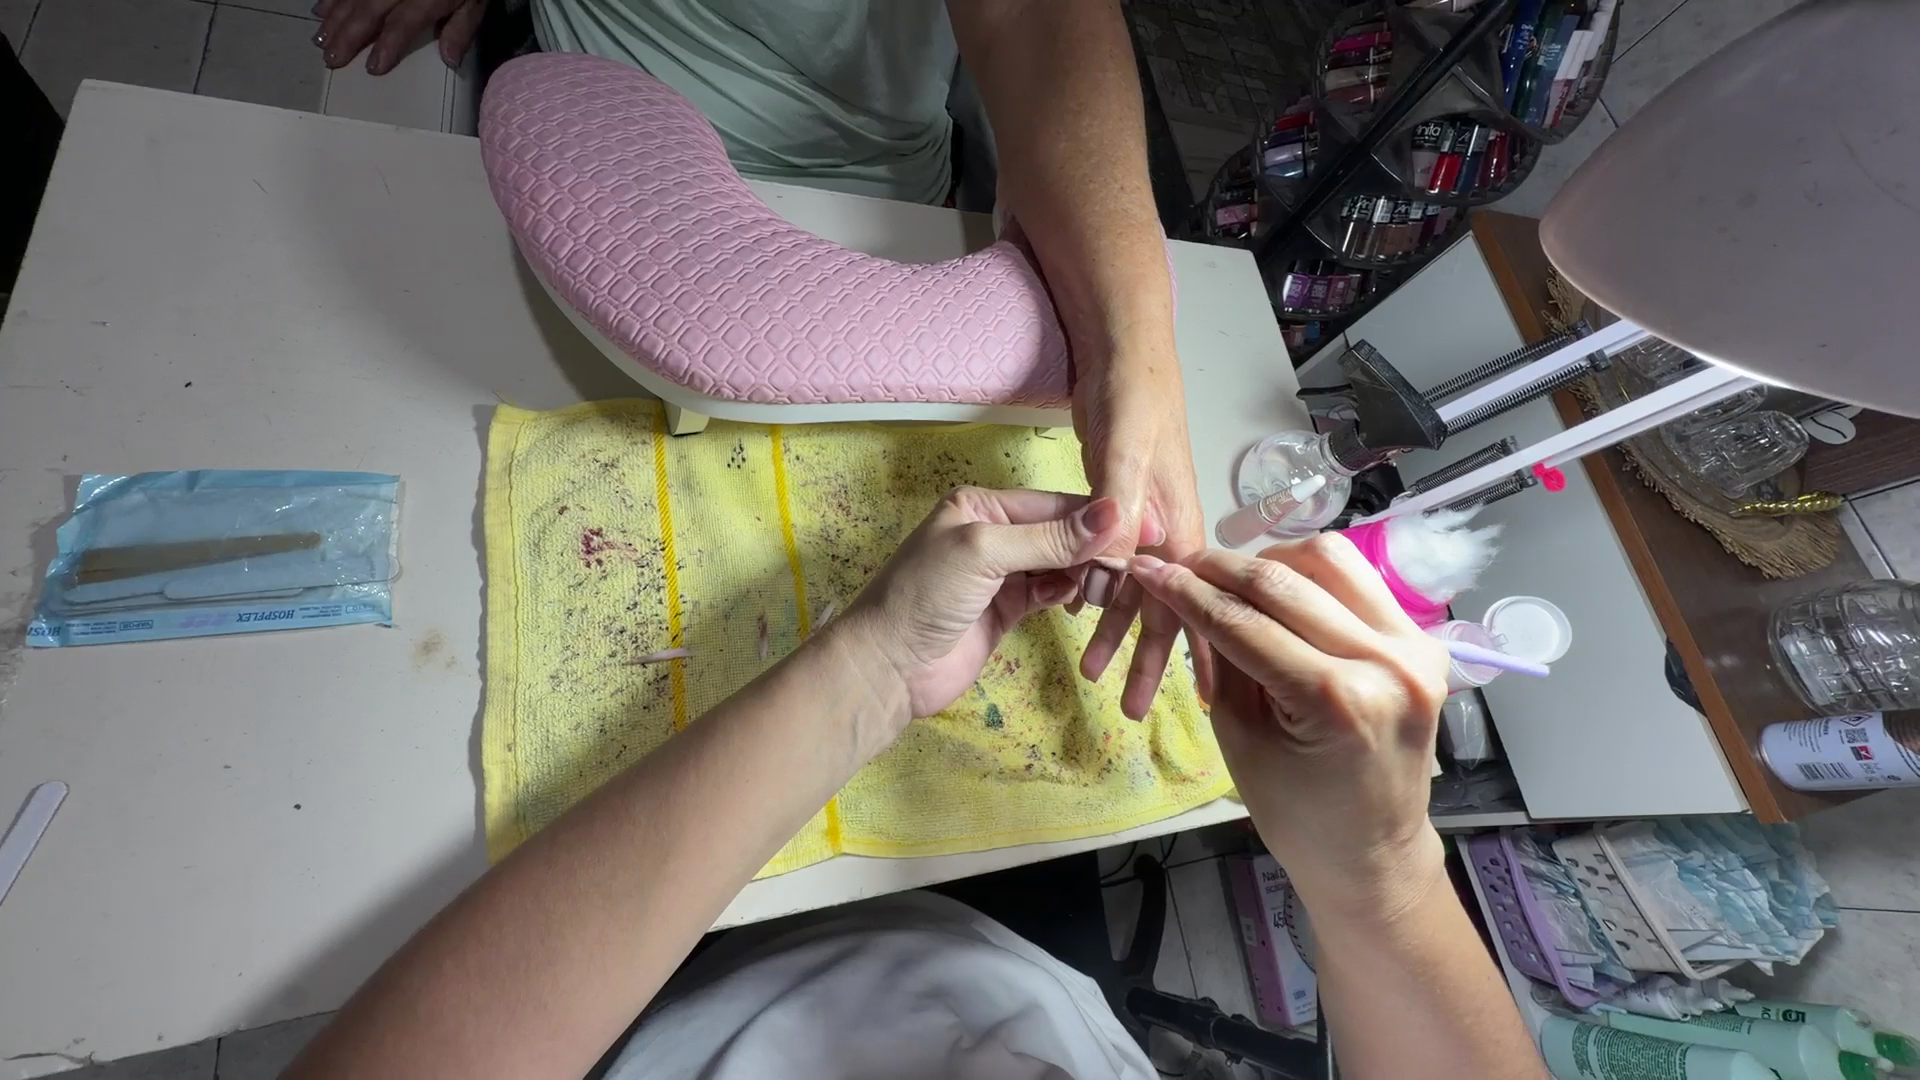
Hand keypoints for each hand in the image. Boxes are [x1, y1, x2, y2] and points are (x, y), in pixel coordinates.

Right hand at [312, 0, 482, 73]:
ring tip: (321, 39)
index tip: (372, 67)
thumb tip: (450, 60)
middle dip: (348, 35)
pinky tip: (322, 10)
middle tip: (332, 58)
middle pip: (368, 10)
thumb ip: (460, 31)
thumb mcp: (473, 5)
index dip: (386, 46)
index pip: (401, 25)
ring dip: (334, 17)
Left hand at [838, 487, 1124, 719]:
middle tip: (1131, 564)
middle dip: (1092, 547)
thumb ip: (1050, 537)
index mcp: (980, 505)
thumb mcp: (985, 553)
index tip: (1141, 528)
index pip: (1051, 503)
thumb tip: (1114, 513)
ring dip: (1082, 572)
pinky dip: (1065, 594)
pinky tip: (1078, 599)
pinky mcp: (1005, 609)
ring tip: (1106, 585)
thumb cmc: (926, 595)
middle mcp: (992, 533)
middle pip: (1058, 532)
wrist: (889, 666)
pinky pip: (1047, 593)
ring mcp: (999, 574)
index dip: (1095, 516)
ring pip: (1057, 563)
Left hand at [1072, 355, 1213, 717]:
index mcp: (1164, 518)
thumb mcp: (1116, 456)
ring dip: (1112, 629)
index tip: (1207, 693)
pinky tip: (1074, 613)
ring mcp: (1120, 520)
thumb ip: (1106, 511)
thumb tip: (1123, 566)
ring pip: (1120, 587)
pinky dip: (1088, 593)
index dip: (1192, 644)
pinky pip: (1092, 564)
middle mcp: (1149, 524)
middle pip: (1152, 601)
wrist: (1118, 355)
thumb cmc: (1131, 396)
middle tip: (1134, 707)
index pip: (1184, 595)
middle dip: (1146, 653)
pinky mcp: (1096, 512)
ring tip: (1096, 673)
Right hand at [1127, 534, 1450, 916]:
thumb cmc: (1293, 809)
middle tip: (1179, 567)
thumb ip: (1219, 654)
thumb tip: (1188, 591)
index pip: (1241, 622)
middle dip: (1217, 568)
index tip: (1147, 570)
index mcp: (1335, 700)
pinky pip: (1356, 580)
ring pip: (1327, 559)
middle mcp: (1385, 662)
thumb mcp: (1237, 732)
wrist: (1371, 850)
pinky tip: (1281, 593)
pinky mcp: (1423, 640)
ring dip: (1270, 561)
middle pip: (1281, 581)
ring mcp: (1415, 646)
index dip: (1186, 592)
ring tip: (1236, 583)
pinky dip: (1310, 575)